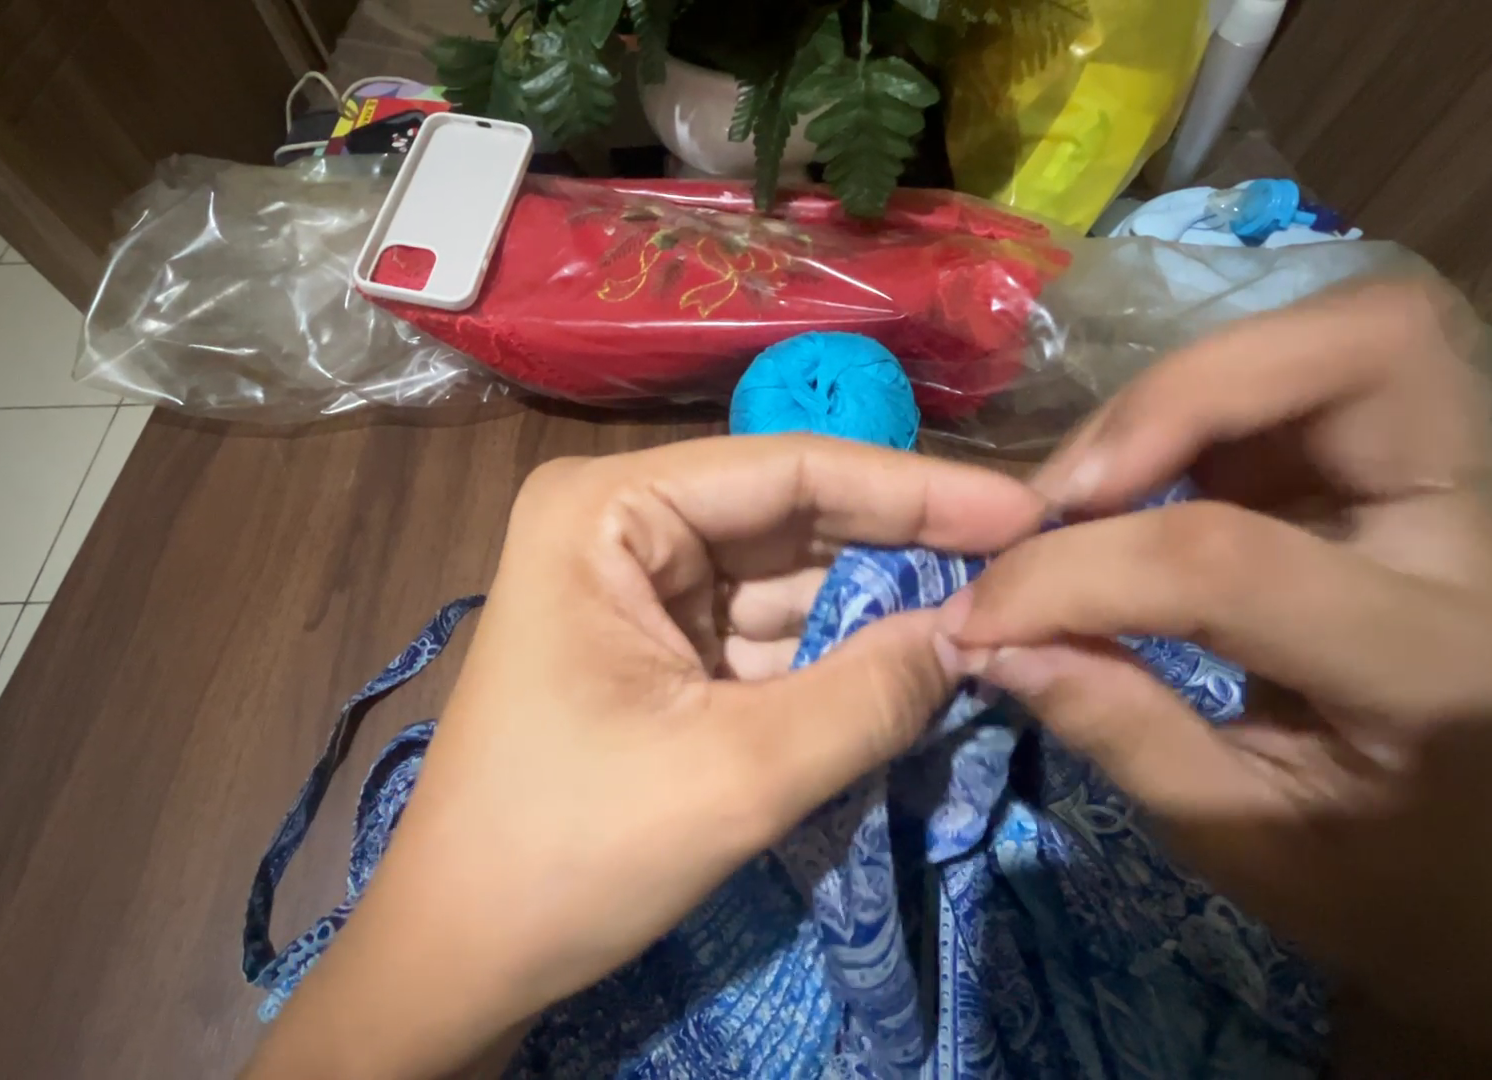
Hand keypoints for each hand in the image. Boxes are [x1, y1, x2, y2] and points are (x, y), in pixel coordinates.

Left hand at [249, 436, 1043, 1079]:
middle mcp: (621, 523)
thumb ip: (871, 695)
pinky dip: (839, 649)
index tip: (1028, 510)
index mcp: (608, 509)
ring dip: (881, 603)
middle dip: (904, 547)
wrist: (463, 949)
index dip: (915, 488)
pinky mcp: (660, 644)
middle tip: (1028, 563)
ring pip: (788, 576)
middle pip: (792, 516)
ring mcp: (640, 584)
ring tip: (997, 611)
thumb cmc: (570, 850)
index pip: (786, 470)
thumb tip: (982, 630)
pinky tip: (920, 656)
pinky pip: (767, 629)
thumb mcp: (737, 774)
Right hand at [940, 282, 1491, 1073]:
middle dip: (1179, 397)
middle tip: (1065, 493)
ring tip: (1078, 494)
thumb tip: (982, 635)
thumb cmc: (1364, 889)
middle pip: (1365, 353)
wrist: (1479, 897)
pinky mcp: (1391, 484)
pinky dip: (1181, 418)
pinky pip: (1289, 390)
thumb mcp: (1223, 835)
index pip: (1227, 560)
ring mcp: (1446, 499)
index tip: (978, 614)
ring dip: (1172, 400)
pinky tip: (1120, 490)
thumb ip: (1106, 721)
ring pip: (1330, 344)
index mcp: (1444, 674)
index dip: (1072, 573)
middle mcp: (1475, 549)